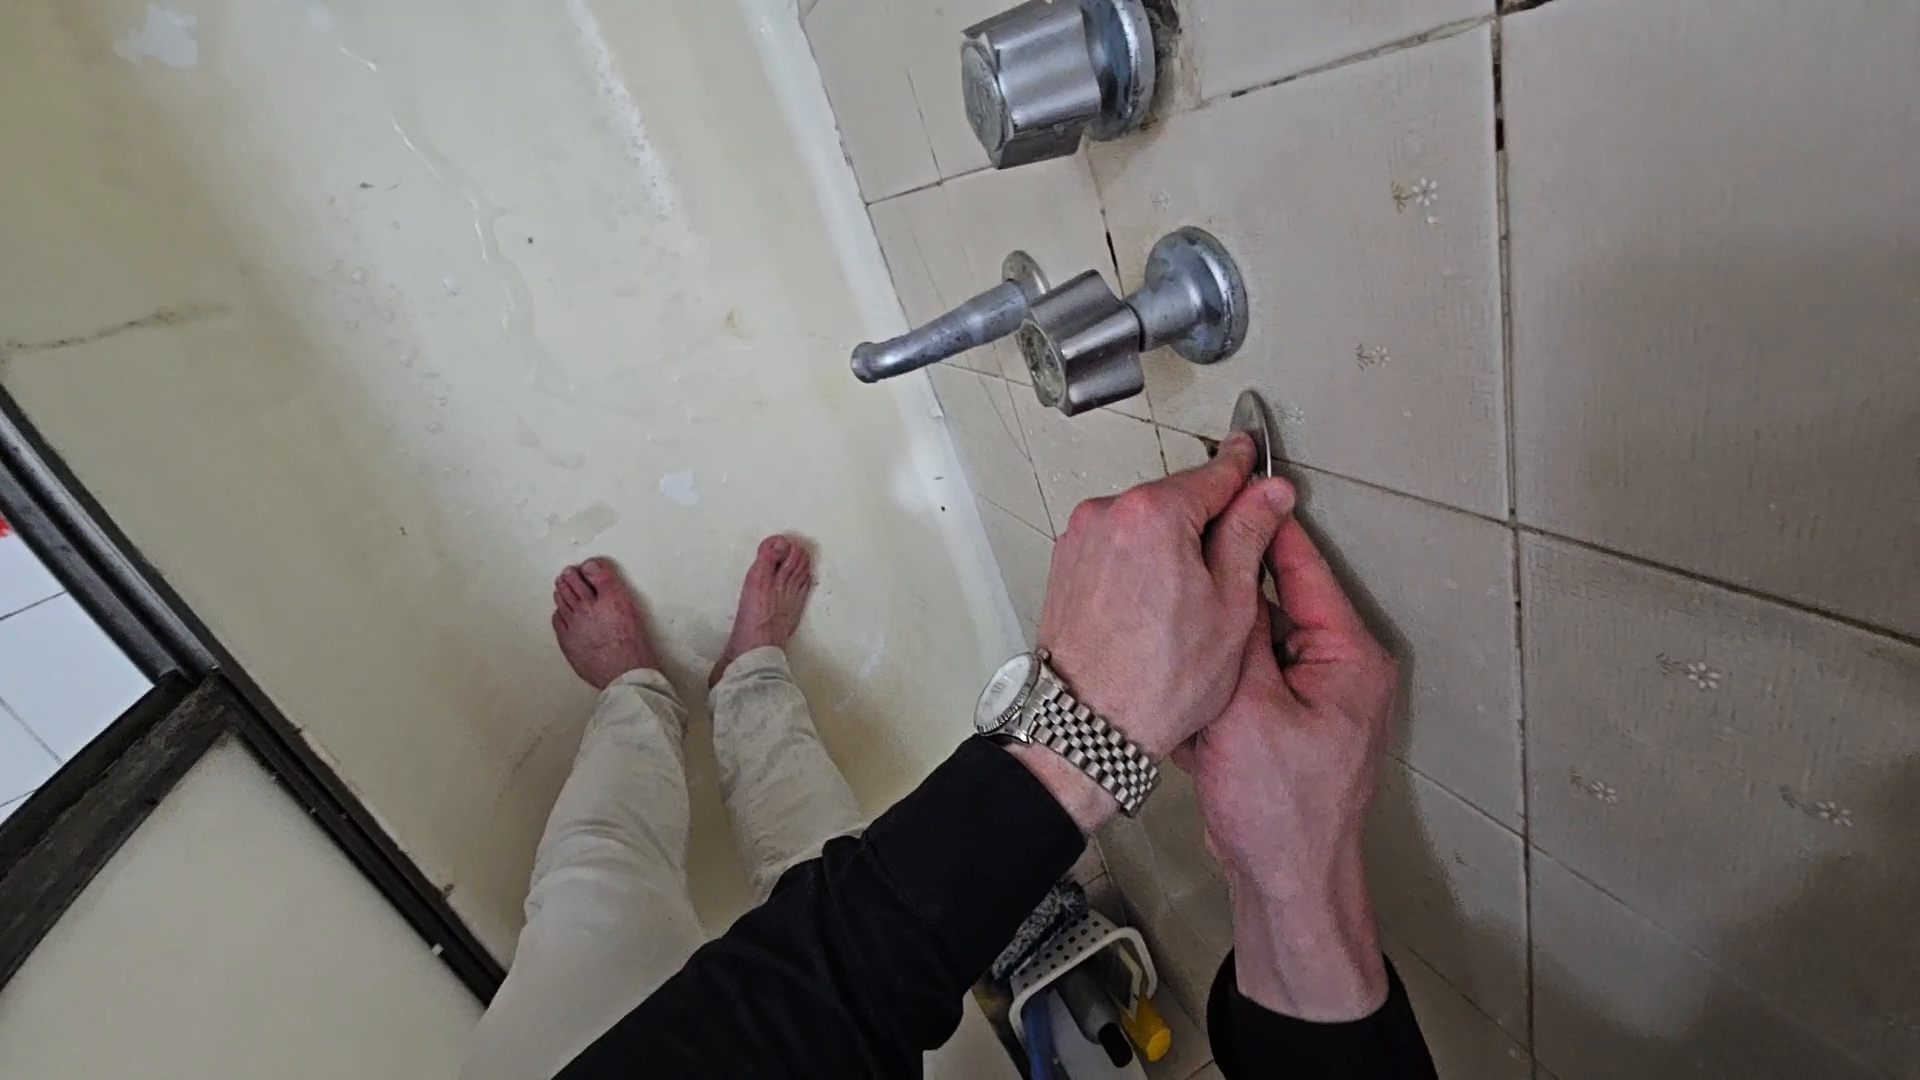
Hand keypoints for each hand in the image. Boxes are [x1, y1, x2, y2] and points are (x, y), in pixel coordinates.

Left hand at [1011, 433, 1294, 831]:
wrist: (1087, 721)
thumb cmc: (1158, 679)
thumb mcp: (1230, 605)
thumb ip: (1249, 535)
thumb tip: (1269, 493)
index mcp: (1152, 515)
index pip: (1212, 474)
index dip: (1241, 468)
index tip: (1250, 451)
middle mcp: (1106, 514)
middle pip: (1174, 498)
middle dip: (1206, 517)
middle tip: (1232, 561)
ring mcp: (1080, 538)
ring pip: (1143, 521)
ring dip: (1170, 540)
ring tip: (1187, 599)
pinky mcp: (1066, 562)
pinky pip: (1116, 542)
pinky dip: (1140, 557)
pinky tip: (1153, 601)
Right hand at [1173, 516, 1398, 1021]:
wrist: (1283, 879)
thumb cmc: (1283, 810)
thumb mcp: (1249, 709)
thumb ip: (1237, 634)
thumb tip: (1228, 572)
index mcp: (1345, 656)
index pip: (1303, 568)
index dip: (1266, 527)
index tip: (1236, 489)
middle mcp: (1333, 665)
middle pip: (1273, 599)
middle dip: (1224, 592)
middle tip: (1185, 568)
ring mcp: (1305, 689)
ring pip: (1249, 636)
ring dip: (1214, 638)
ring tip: (1182, 641)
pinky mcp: (1279, 711)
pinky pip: (1241, 671)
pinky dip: (1214, 674)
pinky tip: (1191, 693)